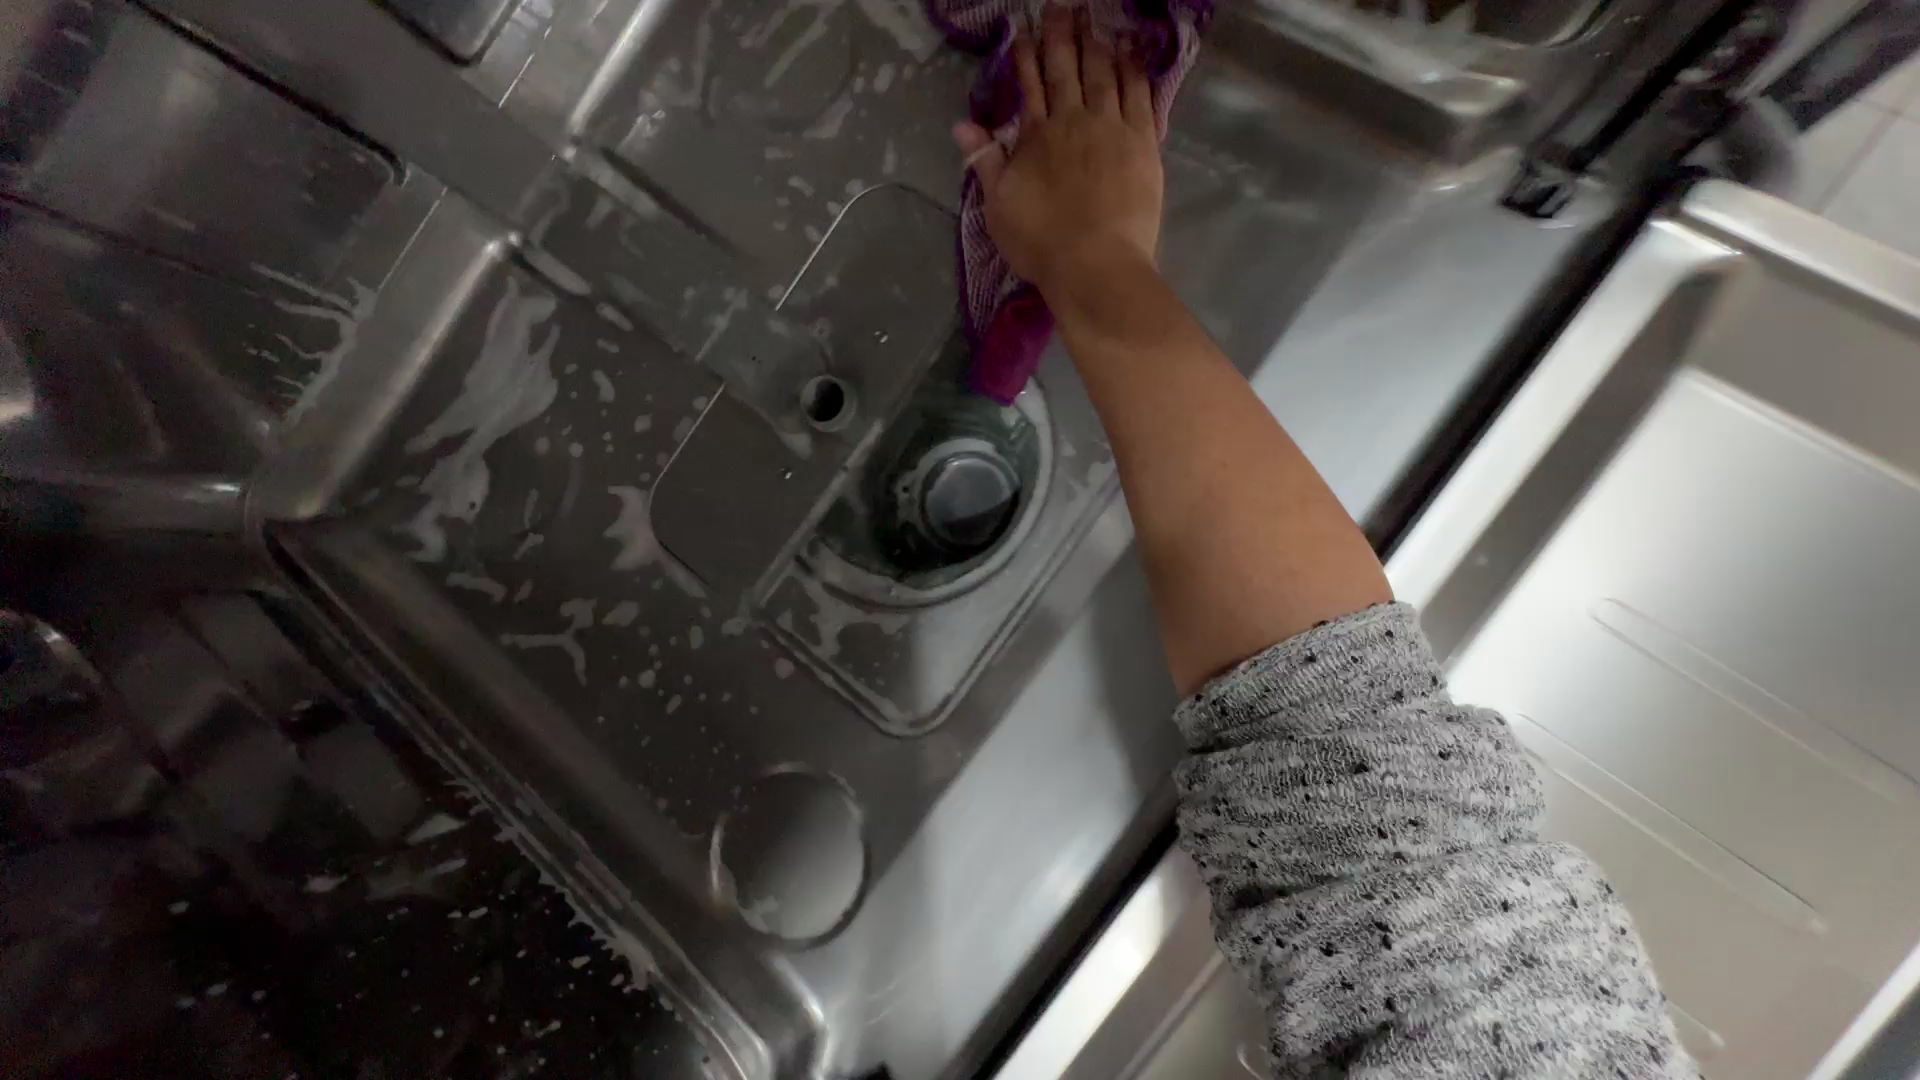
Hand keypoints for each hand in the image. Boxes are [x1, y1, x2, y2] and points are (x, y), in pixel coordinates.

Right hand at [953, 8, 1163, 304]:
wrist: (1094, 264)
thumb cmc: (1040, 244)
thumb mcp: (998, 208)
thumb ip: (985, 162)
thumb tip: (962, 126)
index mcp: (1035, 136)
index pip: (1029, 84)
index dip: (1025, 54)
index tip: (1023, 31)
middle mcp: (1072, 120)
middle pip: (1066, 67)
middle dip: (1061, 34)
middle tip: (1060, 6)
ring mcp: (1110, 127)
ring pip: (1102, 71)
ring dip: (1096, 41)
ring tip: (1092, 17)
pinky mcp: (1142, 140)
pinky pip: (1138, 91)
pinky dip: (1133, 65)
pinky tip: (1130, 47)